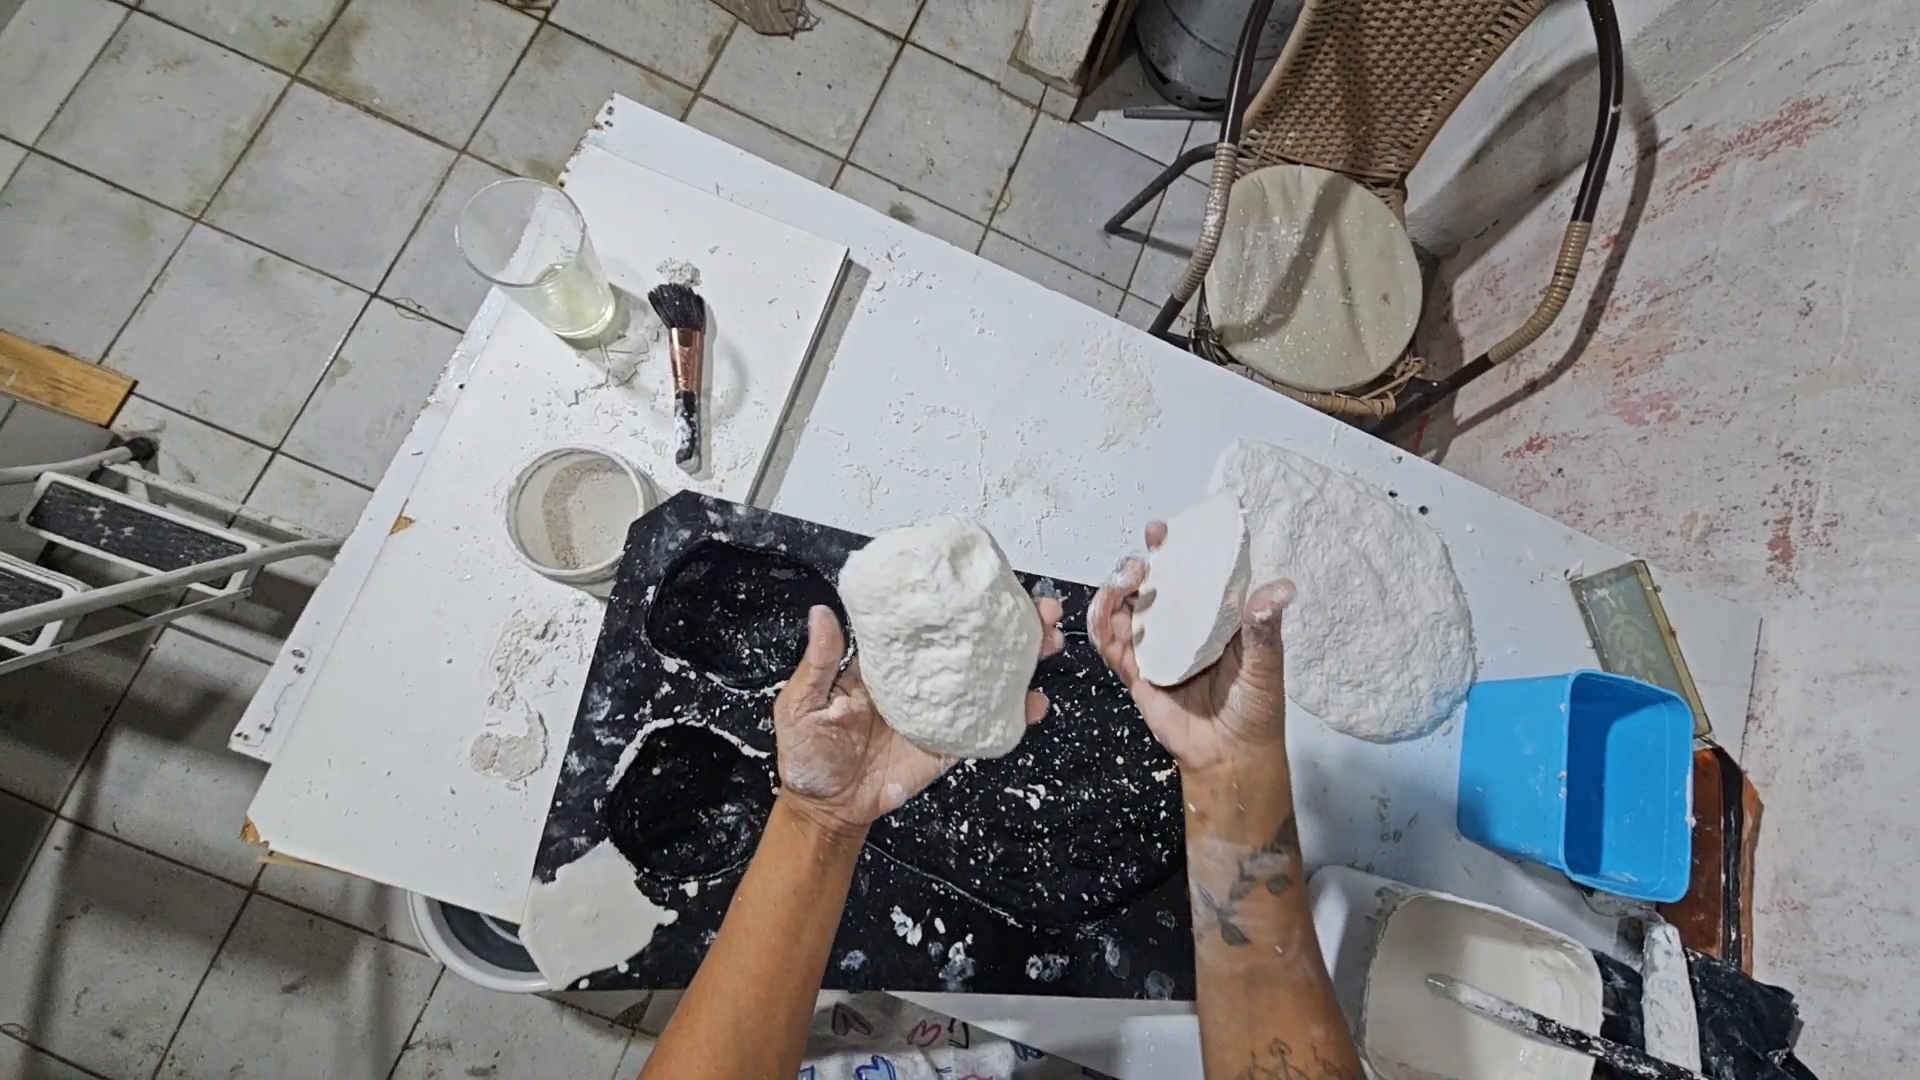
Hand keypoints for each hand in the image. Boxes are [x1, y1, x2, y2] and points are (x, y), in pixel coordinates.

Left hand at [774, 599, 1065, 835]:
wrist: (826, 808)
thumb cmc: (809, 753)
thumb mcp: (801, 703)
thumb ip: (820, 662)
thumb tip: (822, 614)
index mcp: (889, 662)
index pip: (930, 622)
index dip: (958, 601)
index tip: (984, 581)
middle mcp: (923, 680)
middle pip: (974, 644)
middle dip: (1011, 624)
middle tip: (1039, 609)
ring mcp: (942, 711)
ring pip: (990, 680)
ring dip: (1023, 660)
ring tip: (1048, 641)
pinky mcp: (952, 743)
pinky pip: (987, 728)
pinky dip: (1015, 716)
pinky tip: (1033, 703)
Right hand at [1088, 521, 1295, 776]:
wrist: (1230, 758)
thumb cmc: (1256, 709)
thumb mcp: (1266, 666)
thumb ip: (1265, 628)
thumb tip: (1282, 587)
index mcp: (1209, 616)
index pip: (1188, 572)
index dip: (1173, 548)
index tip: (1164, 531)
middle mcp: (1177, 625)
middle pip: (1147, 585)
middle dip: (1137, 564)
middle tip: (1144, 559)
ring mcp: (1152, 646)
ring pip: (1121, 607)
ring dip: (1115, 589)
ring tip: (1126, 582)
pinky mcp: (1133, 671)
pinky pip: (1110, 644)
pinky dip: (1101, 625)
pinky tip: (1106, 613)